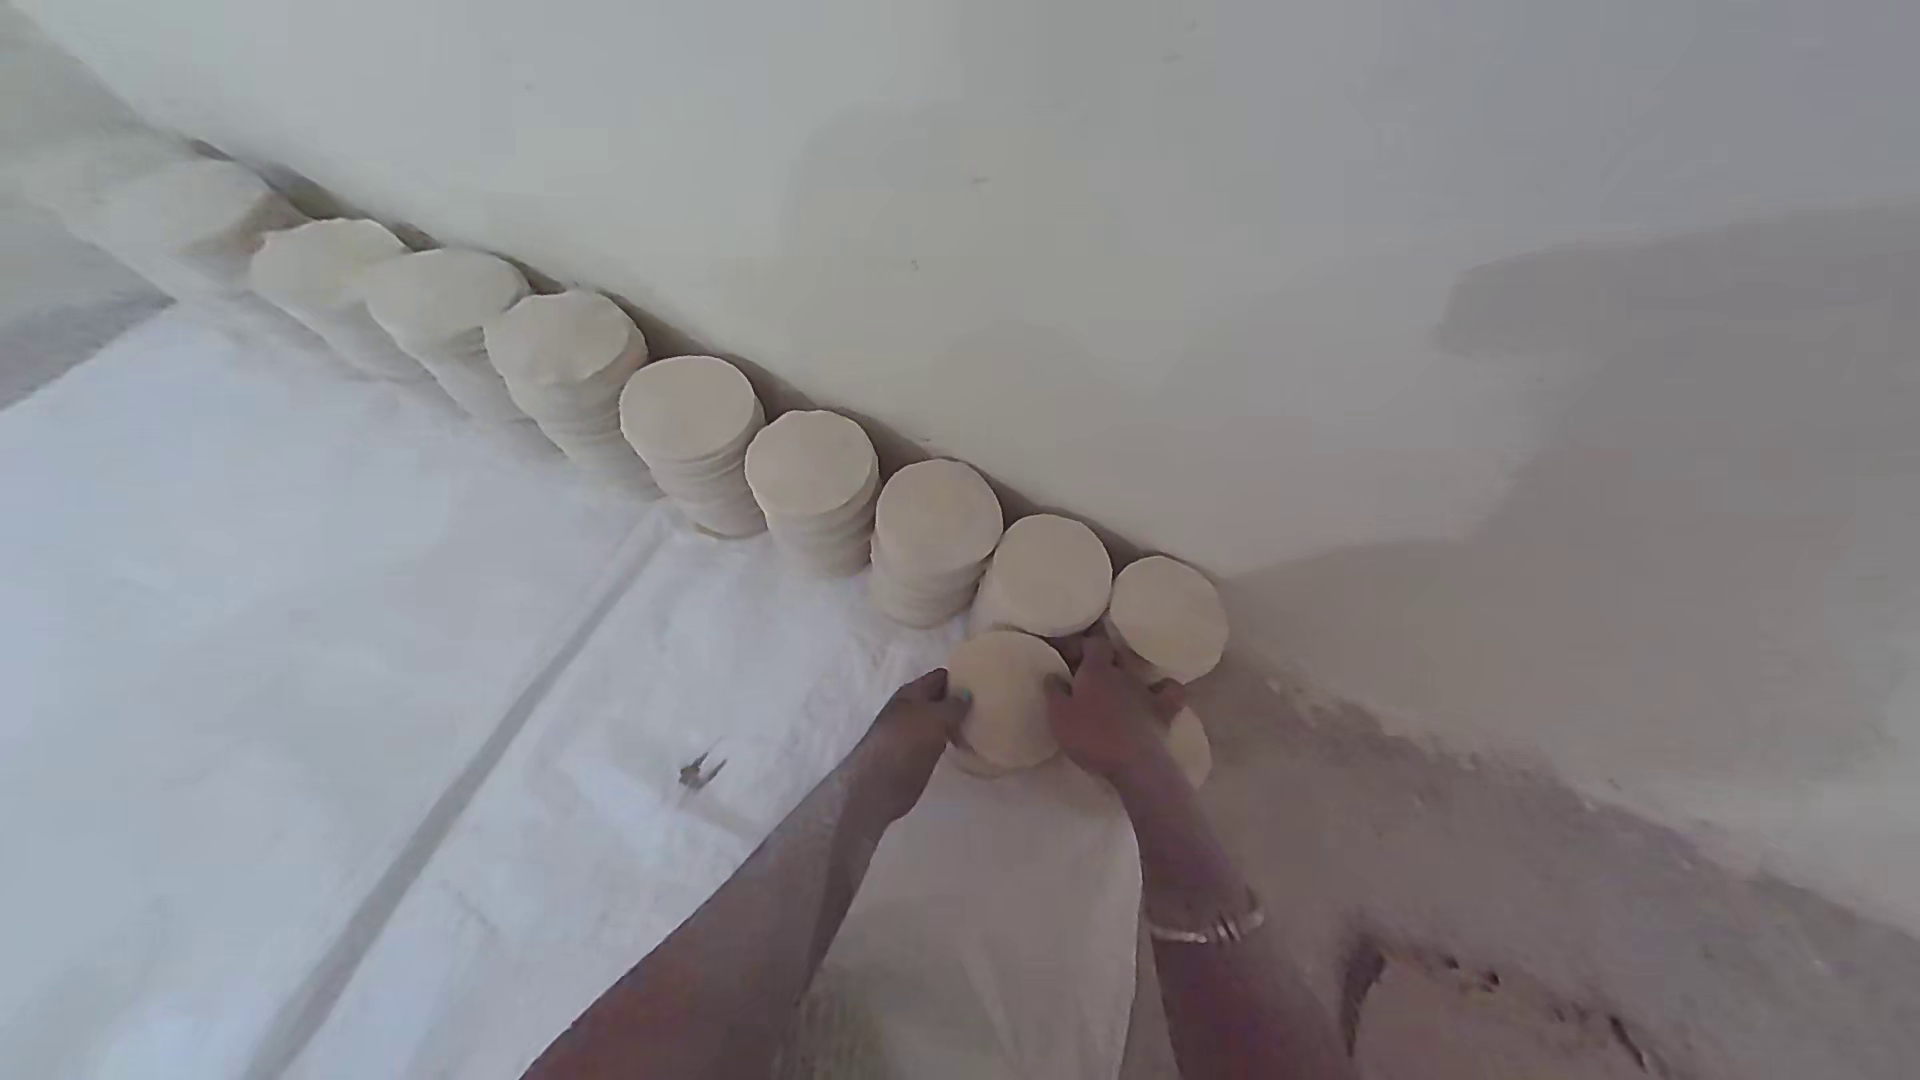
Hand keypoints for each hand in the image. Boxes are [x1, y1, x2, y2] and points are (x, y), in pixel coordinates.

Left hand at [856, 668, 970, 820]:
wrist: (878, 784)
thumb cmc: (905, 743)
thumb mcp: (934, 718)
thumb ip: (953, 705)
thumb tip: (967, 694)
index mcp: (912, 693)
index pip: (940, 677)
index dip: (961, 677)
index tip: (984, 682)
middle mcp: (912, 709)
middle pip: (941, 698)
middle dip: (962, 700)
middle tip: (990, 705)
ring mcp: (914, 732)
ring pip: (942, 720)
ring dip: (959, 721)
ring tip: (985, 723)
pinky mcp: (918, 754)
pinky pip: (941, 740)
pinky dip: (954, 739)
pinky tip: (970, 744)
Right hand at [1045, 633, 1184, 788]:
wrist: (1133, 764)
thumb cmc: (1090, 736)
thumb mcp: (1058, 715)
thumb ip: (1054, 690)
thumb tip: (1052, 674)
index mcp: (1096, 670)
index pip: (1093, 643)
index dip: (1084, 646)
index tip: (1073, 656)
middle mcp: (1123, 673)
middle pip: (1114, 656)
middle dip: (1103, 662)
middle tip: (1089, 675)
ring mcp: (1146, 690)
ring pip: (1138, 672)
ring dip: (1127, 677)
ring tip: (1118, 688)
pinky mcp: (1163, 711)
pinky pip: (1170, 691)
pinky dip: (1165, 688)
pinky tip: (1159, 692)